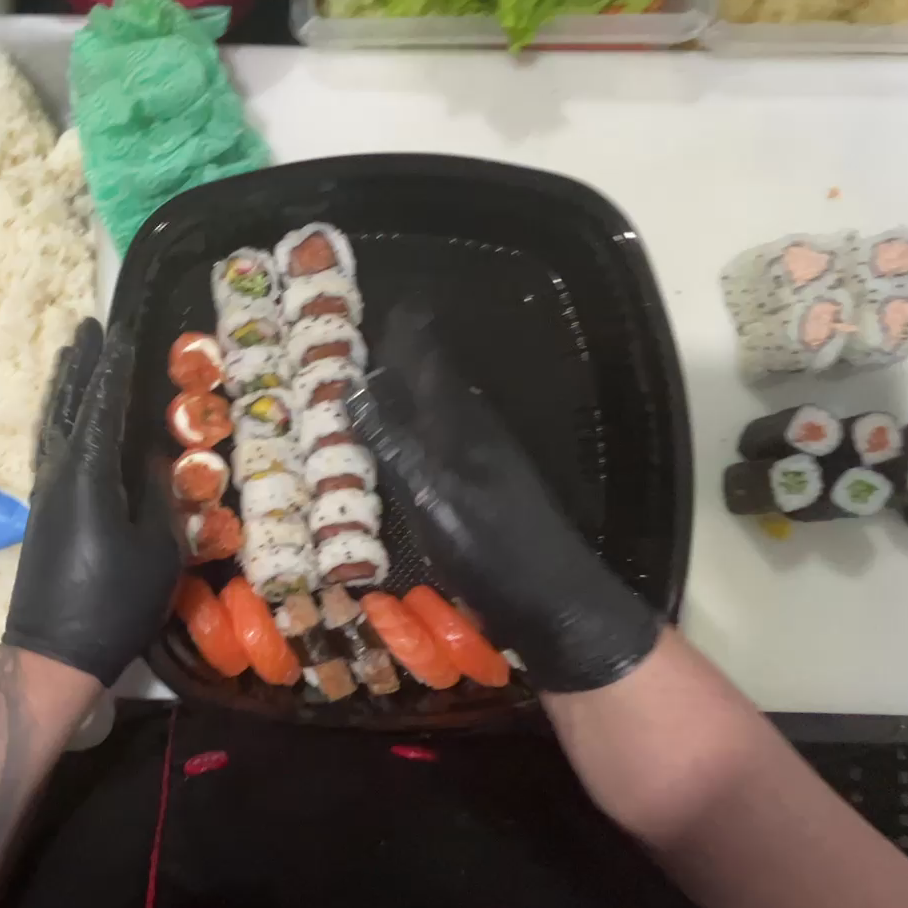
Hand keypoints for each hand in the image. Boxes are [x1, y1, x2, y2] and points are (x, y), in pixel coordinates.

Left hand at [3, 318, 180, 685]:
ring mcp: (46, 492)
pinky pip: (49, 445)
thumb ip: (156, 495)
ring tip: (70, 356)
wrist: (56, 652)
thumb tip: (151, 455)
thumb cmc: (114, 602)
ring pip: (51, 424)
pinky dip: (58, 417)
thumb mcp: (155, 548)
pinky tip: (64, 419)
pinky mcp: (44, 510)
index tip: (121, 332)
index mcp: (88, 475)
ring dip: (62, 386)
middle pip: (66, 406)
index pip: (102, 408)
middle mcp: (58, 473)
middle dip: (80, 366)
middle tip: (88, 328)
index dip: (113, 369)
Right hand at [347, 308, 658, 691]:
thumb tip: (354, 391)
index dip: (411, 337)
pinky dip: (421, 429)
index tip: (393, 305)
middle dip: (411, 358)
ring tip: (385, 380)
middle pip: (438, 384)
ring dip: (416, 392)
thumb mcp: (434, 495)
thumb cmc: (491, 548)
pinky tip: (411, 441)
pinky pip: (444, 441)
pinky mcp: (483, 492)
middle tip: (377, 339)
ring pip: (443, 412)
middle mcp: (475, 436)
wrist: (553, 603)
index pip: (430, 367)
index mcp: (462, 427)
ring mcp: (483, 465)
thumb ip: (394, 443)